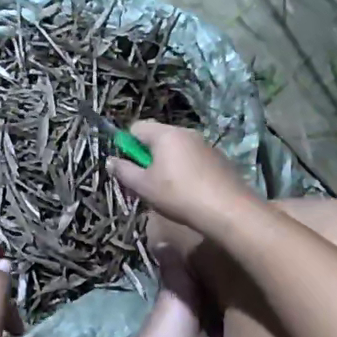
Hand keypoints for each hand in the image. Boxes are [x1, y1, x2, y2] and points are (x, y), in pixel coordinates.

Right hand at [107, 121, 257, 233]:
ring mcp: (205, 144)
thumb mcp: (143, 186)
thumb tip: (110, 161)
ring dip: (167, 165)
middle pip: (157, 138)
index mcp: (165, 134)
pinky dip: (185, 170)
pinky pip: (193, 158)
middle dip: (148, 157)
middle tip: (145, 183)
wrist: (226, 209)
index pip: (137, 127)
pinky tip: (188, 192)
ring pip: (176, 149)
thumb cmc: (178, 194)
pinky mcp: (219, 158)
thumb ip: (124, 171)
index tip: (129, 167)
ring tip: (168, 191)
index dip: (128, 145)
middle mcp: (186, 132)